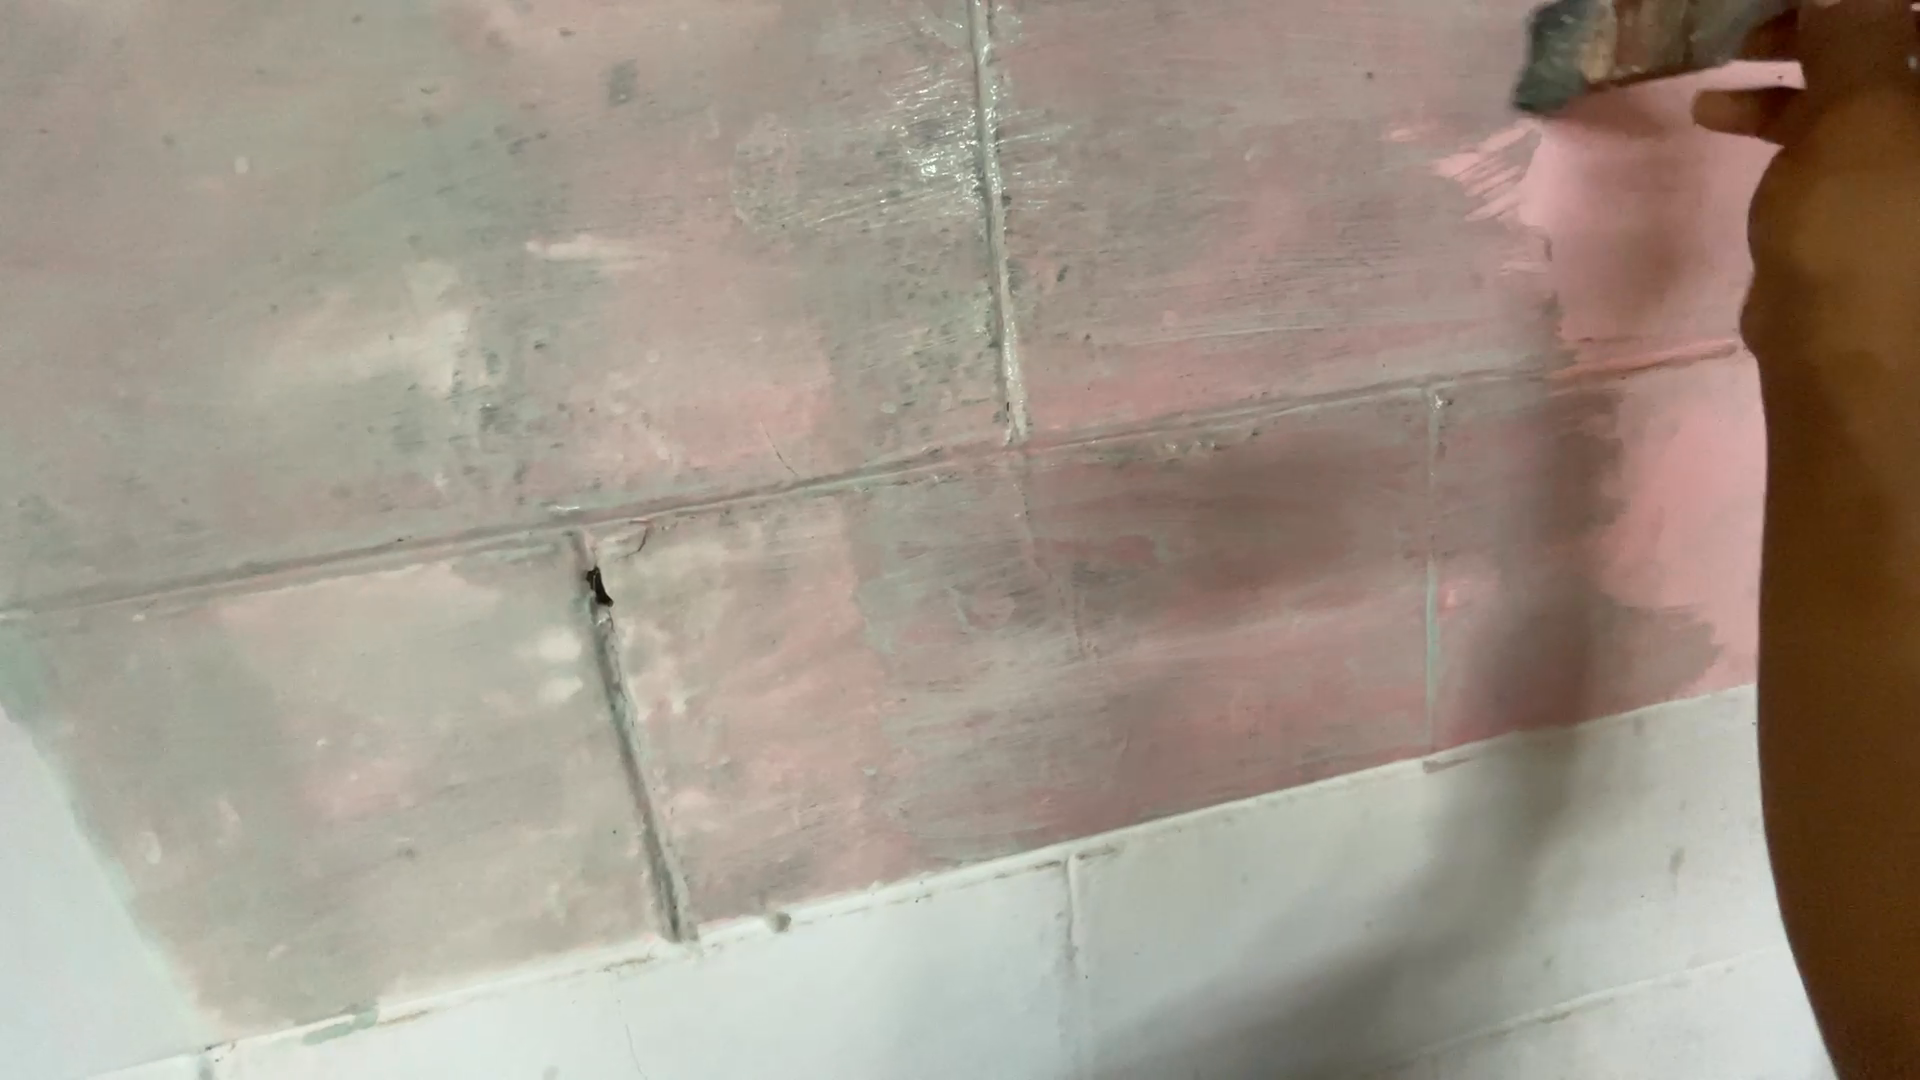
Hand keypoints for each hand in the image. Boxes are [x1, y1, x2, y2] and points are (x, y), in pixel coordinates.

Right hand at [1695, 0, 1919, 469]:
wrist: (1844, 330)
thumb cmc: (1864, 219)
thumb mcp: (1856, 112)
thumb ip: (1855, 33)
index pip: (1914, 9)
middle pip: (1901, 29)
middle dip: (1832, 18)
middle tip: (1759, 18)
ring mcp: (1914, 136)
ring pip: (1867, 65)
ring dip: (1797, 56)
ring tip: (1727, 56)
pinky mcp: (1878, 169)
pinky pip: (1838, 114)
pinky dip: (1780, 108)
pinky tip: (1718, 110)